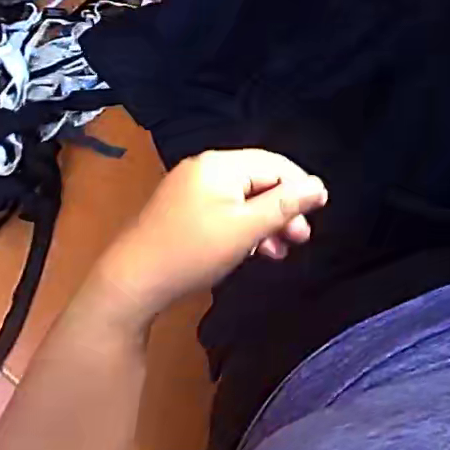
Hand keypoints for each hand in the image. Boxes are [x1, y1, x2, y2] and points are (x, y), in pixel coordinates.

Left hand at [84, 150, 327, 329]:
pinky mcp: (185, 210)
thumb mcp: (247, 228)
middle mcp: (206, 168)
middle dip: (285, 209)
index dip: (301, 188)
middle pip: (262, 180)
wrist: (130, 285)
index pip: (277, 165)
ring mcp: (193, 189)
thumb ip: (287, 205)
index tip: (316, 215)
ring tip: (280, 249)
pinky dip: (246, 227)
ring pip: (247, 198)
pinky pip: (228, 209)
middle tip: (300, 237)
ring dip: (268, 222)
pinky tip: (255, 249)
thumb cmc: (192, 252)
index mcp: (220, 164)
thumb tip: (320, 186)